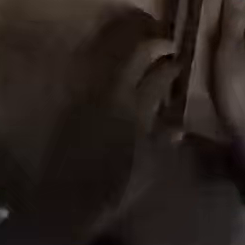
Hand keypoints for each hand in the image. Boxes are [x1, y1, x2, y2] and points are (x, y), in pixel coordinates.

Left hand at [27, 13, 178, 238]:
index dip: (171, 65)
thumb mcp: (146, 170)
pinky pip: (95, 68)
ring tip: (140, 43)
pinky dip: (107, 60)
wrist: (65, 202)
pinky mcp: (75, 100)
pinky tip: (114, 65)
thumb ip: (162, 143)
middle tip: (162, 42)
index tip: (177, 59)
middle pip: (137, 54)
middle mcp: (116, 92)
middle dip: (152, 43)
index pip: (159, 76)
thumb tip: (179, 128)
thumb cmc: (111, 189)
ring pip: (114, 56)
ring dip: (129, 46)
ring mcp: (93, 92)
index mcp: (137, 108)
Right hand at [212, 0, 244, 147]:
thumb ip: (233, 16)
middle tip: (208, 31)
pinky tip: (225, 67)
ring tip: (212, 48)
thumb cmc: (239, 88)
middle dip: (232, 23)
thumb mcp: (229, 48)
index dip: (231, 5)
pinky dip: (240, 56)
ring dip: (235, 41)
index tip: (211, 12)